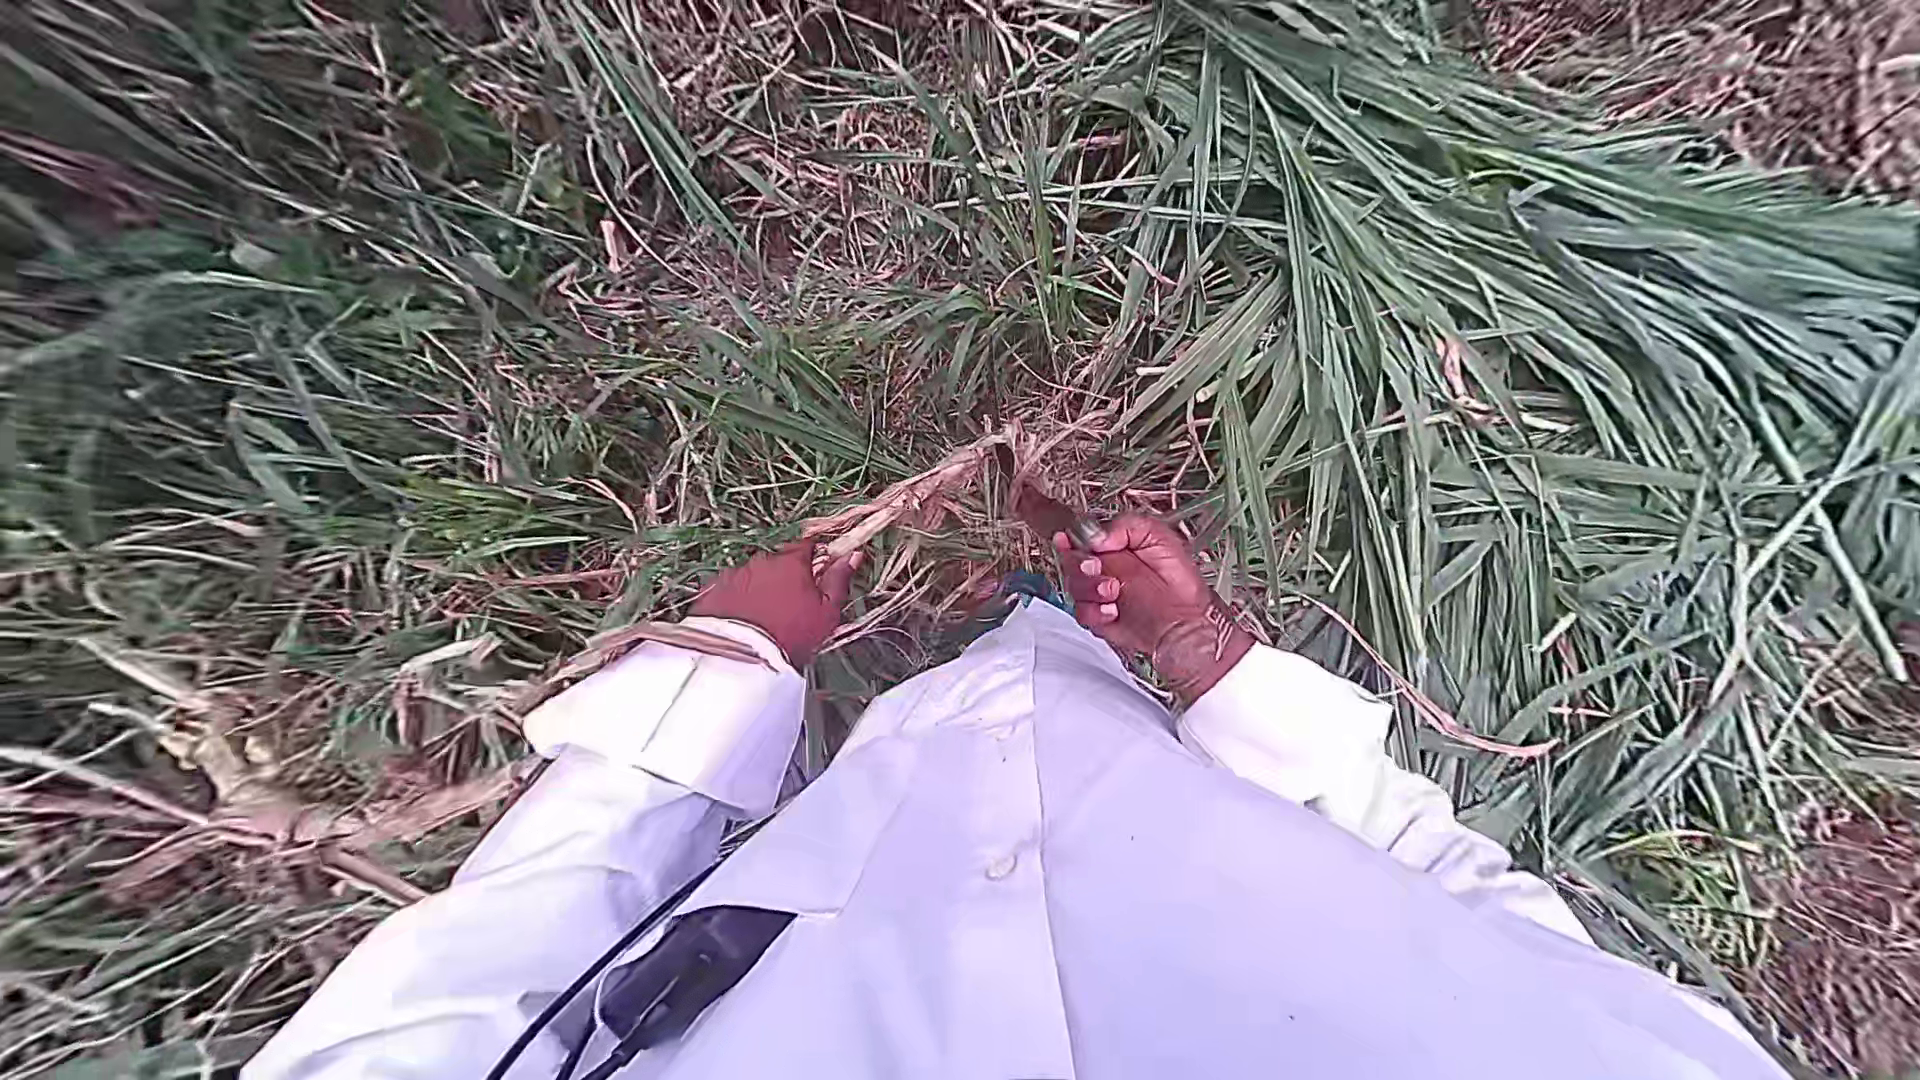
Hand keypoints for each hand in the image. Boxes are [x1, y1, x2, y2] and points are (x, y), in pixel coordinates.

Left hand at [691, 541, 861, 665]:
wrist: (740, 658)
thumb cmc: (790, 636)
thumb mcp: (827, 611)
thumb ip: (839, 579)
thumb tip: (853, 555)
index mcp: (792, 563)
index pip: (807, 546)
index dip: (815, 557)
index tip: (818, 572)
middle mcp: (762, 561)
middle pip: (779, 561)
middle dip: (786, 575)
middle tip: (792, 603)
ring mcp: (735, 574)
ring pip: (754, 574)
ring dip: (761, 587)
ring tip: (766, 615)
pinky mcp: (712, 590)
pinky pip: (731, 588)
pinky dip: (738, 597)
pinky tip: (744, 618)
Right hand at [1056, 514, 1251, 703]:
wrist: (1189, 623)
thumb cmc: (1180, 582)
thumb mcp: (1159, 538)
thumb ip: (1125, 527)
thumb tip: (1095, 536)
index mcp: (1114, 543)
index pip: (1079, 535)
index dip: (1071, 538)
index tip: (1071, 541)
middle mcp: (1103, 567)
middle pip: (1070, 560)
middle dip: (1080, 564)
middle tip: (1097, 567)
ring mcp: (1098, 593)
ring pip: (1073, 587)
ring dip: (1089, 589)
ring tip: (1113, 591)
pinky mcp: (1098, 617)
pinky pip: (1082, 613)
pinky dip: (1095, 612)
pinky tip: (1112, 610)